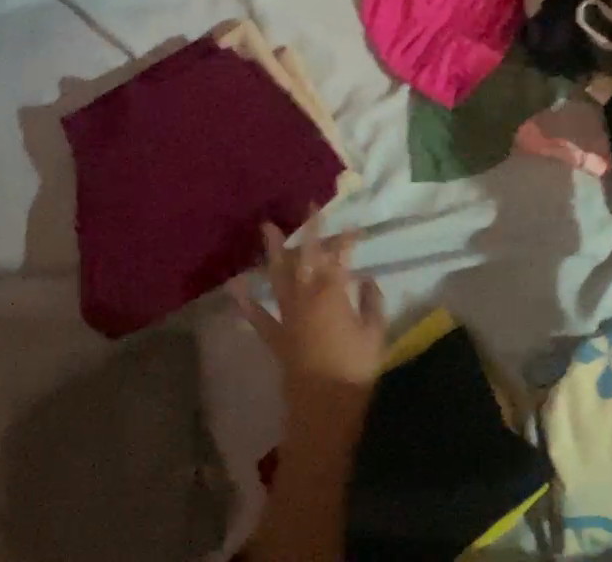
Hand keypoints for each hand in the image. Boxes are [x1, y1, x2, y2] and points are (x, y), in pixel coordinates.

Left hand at [235, 212, 387, 393]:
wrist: (324, 405)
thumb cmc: (356, 368)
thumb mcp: (375, 332)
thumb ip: (372, 302)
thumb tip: (366, 280)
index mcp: (334, 293)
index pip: (340, 257)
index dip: (346, 240)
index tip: (353, 228)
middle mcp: (307, 296)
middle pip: (308, 257)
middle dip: (310, 232)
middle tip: (310, 206)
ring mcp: (287, 315)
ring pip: (279, 276)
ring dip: (274, 252)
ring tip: (268, 228)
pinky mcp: (275, 335)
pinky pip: (256, 316)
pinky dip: (245, 300)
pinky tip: (235, 285)